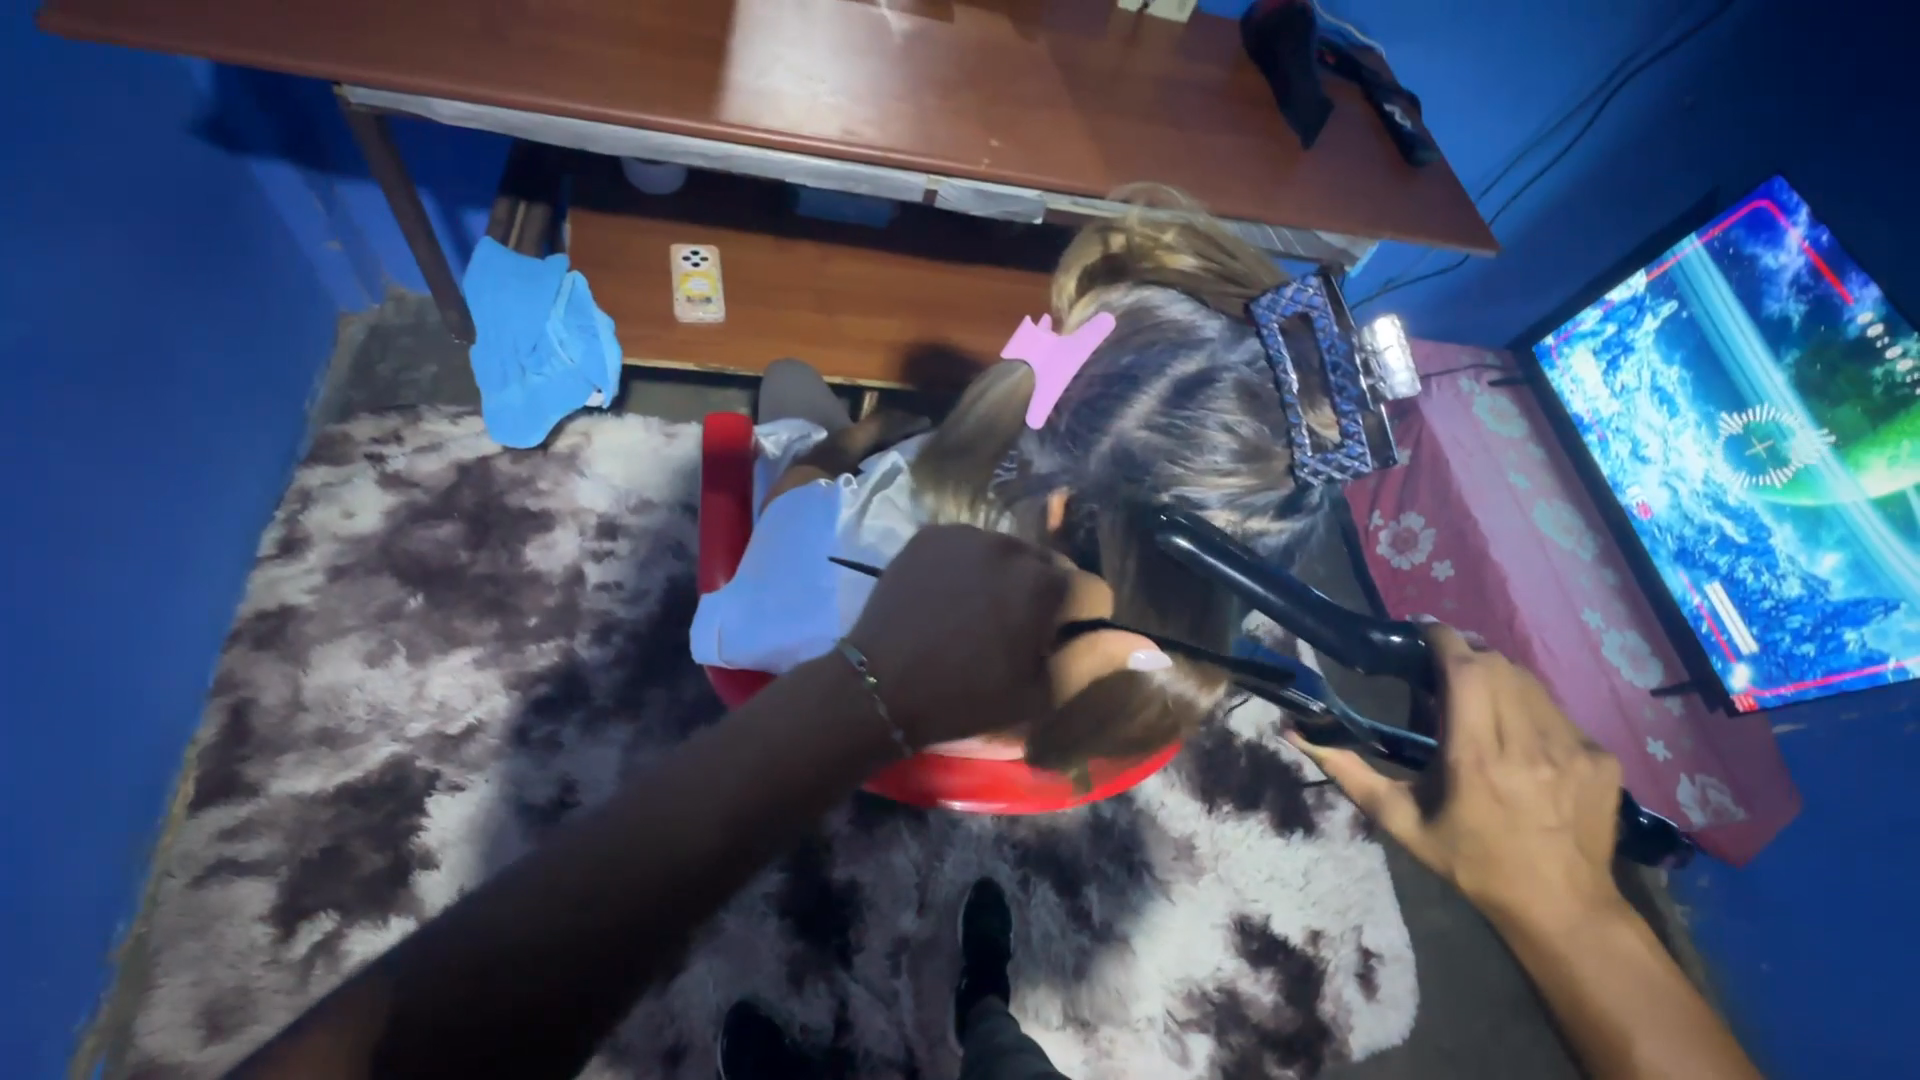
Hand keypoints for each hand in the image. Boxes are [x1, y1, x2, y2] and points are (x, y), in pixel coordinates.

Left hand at [843, 525, 1072, 746]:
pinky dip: (967, 566)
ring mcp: (965, 534)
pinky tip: (946, 598)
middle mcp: (1010, 545)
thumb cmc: (967, 698)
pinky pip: (967, 546)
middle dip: (1042, 595)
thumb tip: (1146, 643)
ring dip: (1005, 577)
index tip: (1051, 647)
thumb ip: (1094, 659)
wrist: (881, 687)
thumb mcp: (1039, 693)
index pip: (1091, 591)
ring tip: (974, 615)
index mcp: (1044, 583)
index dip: (1079, 623)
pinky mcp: (930, 535)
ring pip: (1007, 553)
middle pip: (1048, 567)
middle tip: (1009, 633)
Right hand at [1288, 625, 1624, 928]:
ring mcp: (1573, 750)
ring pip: (1530, 682)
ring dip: (1498, 676)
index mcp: (1476, 759)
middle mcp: (1529, 745)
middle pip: (1498, 666)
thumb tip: (1295, 734)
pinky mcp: (1601, 758)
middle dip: (1467, 654)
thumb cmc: (1469, 862)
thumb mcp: (1399, 821)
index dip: (1444, 640)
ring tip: (1477, 694)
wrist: (1562, 907)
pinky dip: (1529, 706)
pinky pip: (1557, 710)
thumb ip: (1348, 772)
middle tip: (1441, 664)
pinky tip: (1517, 733)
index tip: (1422, 631)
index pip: (1467, 671)